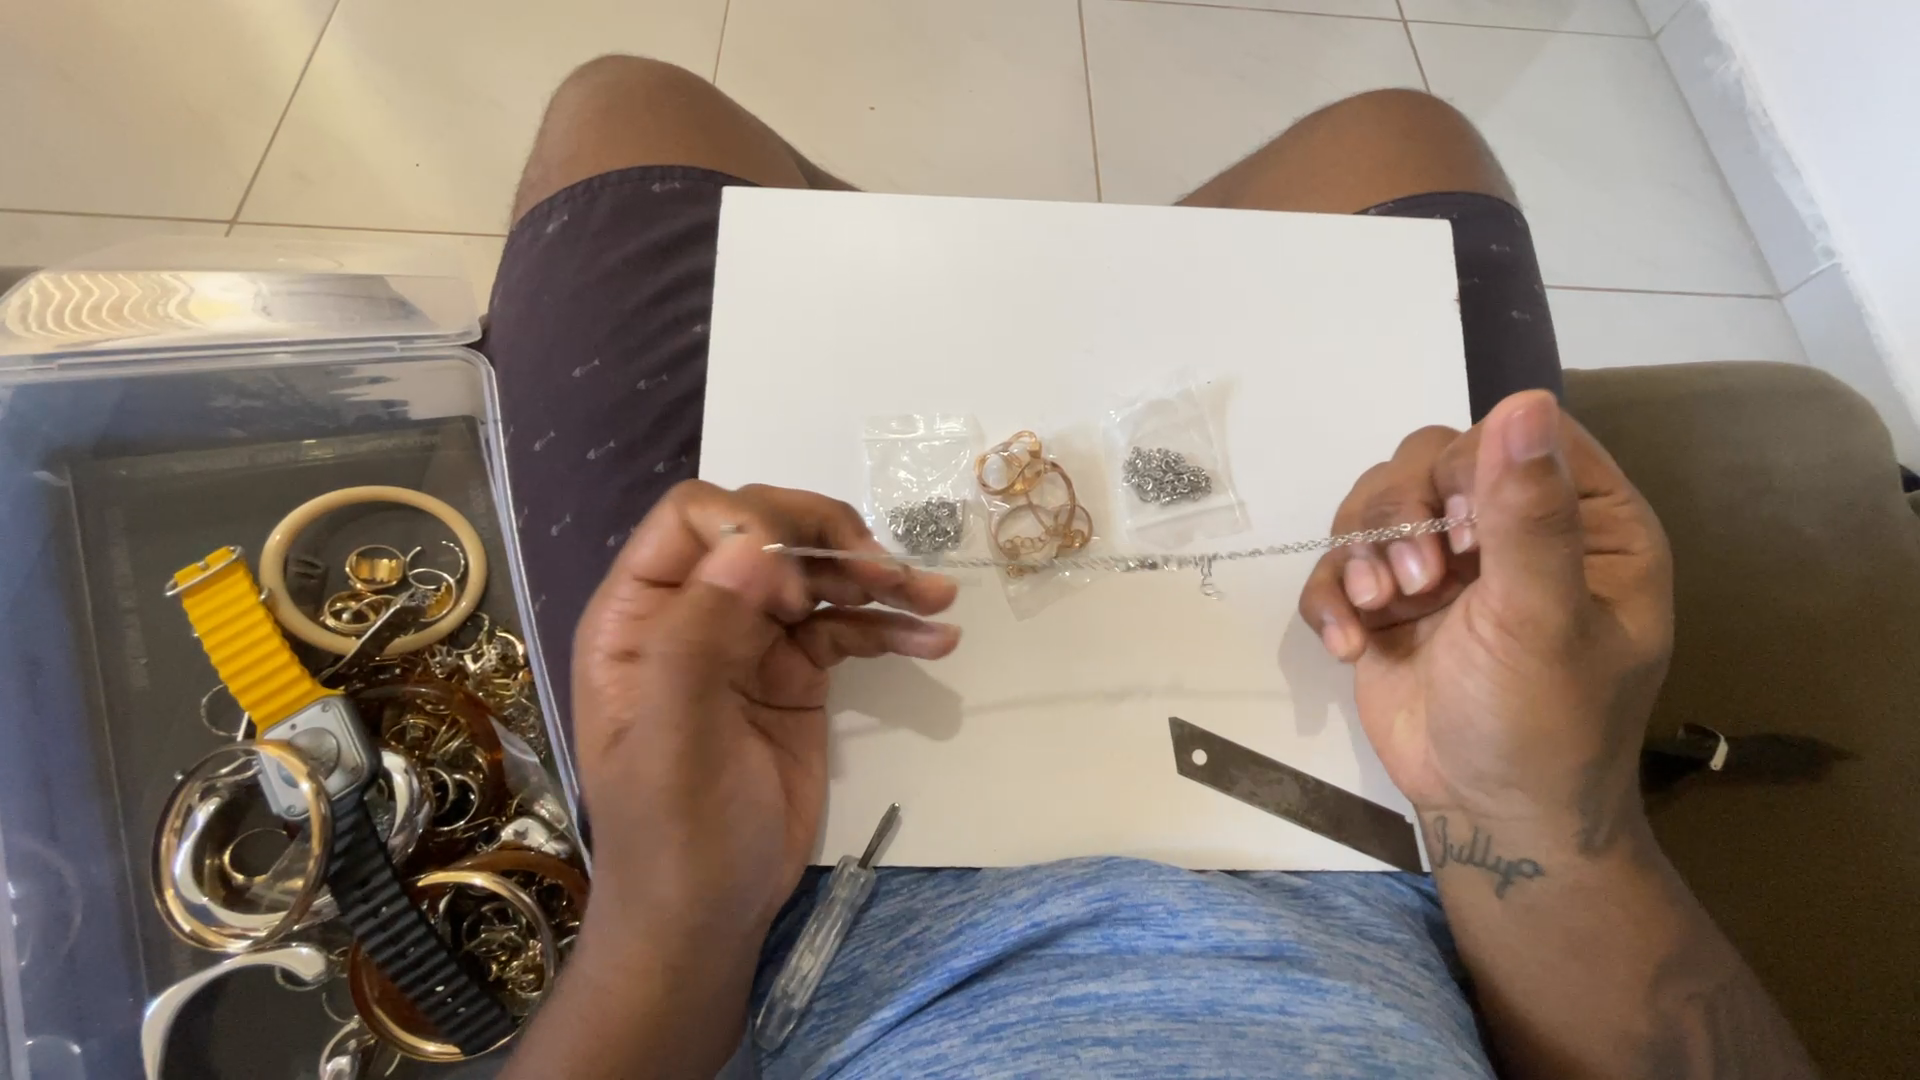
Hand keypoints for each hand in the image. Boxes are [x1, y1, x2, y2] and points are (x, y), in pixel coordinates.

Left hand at [570, 481, 958, 950]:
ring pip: (817, 575)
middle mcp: (697, 610)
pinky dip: (891, 627)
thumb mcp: (676, 744)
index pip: (694, 518)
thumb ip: (699, 639)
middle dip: (830, 540)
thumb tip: (753, 545)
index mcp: (641, 613)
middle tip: (886, 573)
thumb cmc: (676, 838)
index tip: (798, 586)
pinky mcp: (799, 670)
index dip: (752, 527)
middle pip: (766, 531)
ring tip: (934, 598)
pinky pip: (848, 626)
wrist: (711, 916)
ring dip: (878, 578)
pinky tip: (934, 640)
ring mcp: (752, 638)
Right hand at [1299, 390, 1672, 847]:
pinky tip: (1347, 645)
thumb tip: (1523, 401)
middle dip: (1398, 518)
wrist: (1483, 807)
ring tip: (1375, 612)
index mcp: (1578, 523)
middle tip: (1410, 582)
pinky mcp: (1382, 601)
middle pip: (1421, 464)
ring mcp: (1436, 566)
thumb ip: (1528, 516)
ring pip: (1369, 508)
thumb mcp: (1542, 618)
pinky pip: (1335, 567)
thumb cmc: (1543, 721)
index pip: (1514, 437)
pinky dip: (1329, 600)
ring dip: (1358, 556)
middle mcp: (1503, 532)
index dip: (1470, 470)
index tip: (1465, 538)